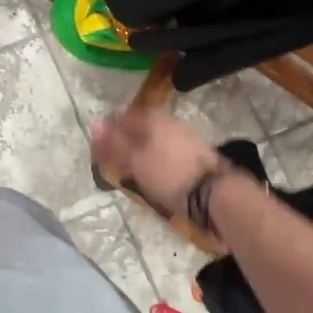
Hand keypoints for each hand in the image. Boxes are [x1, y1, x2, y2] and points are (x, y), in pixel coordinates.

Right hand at [91, 109, 227, 216]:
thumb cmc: (170, 175)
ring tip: (136, 175)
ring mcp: (184, 136)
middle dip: (124, 145)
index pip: (118, 119)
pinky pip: (167, 152)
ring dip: (141, 154)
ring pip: (153, 141)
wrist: (218, 195)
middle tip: (116, 165)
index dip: (105, 135)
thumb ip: (113, 142)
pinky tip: (158, 177)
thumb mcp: (135, 160)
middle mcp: (167, 121)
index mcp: (150, 117)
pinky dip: (158, 162)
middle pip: (136, 129)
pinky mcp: (197, 154)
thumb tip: (93, 124)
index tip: (99, 156)